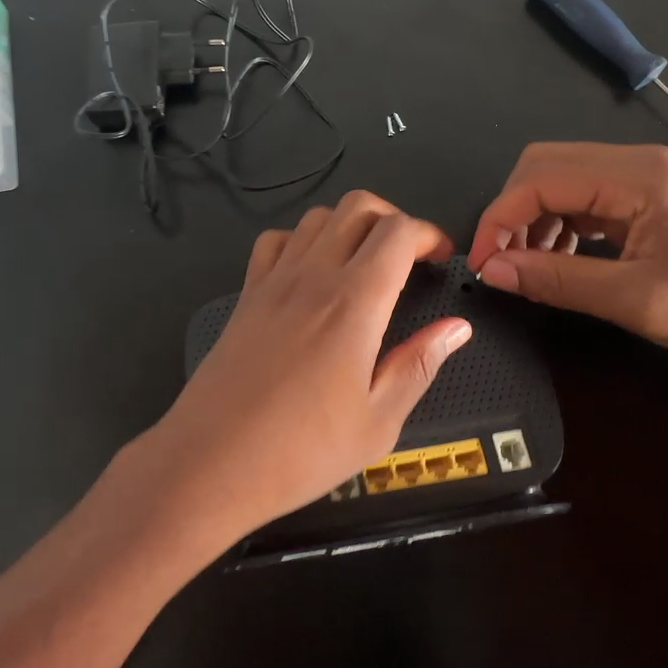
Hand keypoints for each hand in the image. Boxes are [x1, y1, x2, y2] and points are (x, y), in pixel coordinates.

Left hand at [146, 191, 472, 535]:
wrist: (211, 461)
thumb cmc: (300, 451)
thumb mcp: (378, 423)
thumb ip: (419, 365)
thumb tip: (456, 329)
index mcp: (354, 304)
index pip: (398, 231)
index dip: (429, 233)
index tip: (440, 258)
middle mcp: (313, 277)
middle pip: (358, 207)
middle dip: (394, 219)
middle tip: (409, 256)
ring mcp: (273, 282)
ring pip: (316, 217)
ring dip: (349, 226)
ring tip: (365, 262)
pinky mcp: (245, 296)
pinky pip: (273, 241)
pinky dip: (300, 241)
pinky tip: (310, 272)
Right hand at [465, 143, 667, 366]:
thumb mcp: (641, 303)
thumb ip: (560, 281)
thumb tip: (493, 271)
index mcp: (639, 176)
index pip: (539, 177)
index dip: (498, 219)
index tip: (481, 266)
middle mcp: (639, 163)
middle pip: (545, 167)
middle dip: (512, 213)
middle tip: (502, 265)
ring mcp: (648, 178)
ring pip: (563, 181)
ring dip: (535, 220)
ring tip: (531, 271)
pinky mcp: (654, 198)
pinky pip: (588, 198)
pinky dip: (561, 226)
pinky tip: (562, 262)